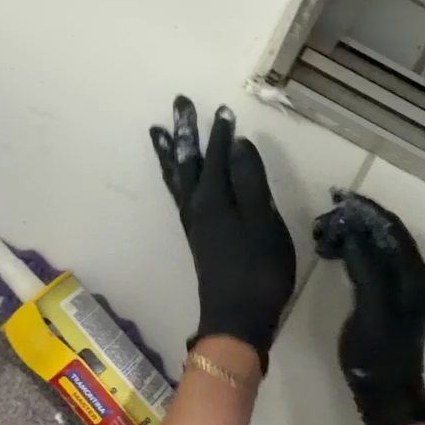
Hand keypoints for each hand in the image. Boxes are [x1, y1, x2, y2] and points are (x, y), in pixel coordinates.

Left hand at [149, 96, 296, 369]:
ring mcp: (194, 222)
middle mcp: (196, 205)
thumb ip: (250, 181)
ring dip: (171, 152)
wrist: (238, 320)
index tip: (224, 108)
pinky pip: (180, 193)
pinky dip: (174, 176)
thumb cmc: (258, 270)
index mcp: (213, 198)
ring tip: (161, 131)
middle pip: (187, 160)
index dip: (221, 133)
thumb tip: (239, 144)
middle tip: (180, 103)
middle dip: (185, 132)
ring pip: (177, 177)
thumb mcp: (263, 223)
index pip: (217, 155)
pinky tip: (180, 176)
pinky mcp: (197, 236)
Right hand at [312, 189, 424, 424]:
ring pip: (374, 245)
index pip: (391, 226)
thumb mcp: (370, 308)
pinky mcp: (386, 296)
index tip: (336, 198)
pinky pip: (369, 260)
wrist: (386, 394)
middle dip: (353, 220)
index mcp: (413, 273)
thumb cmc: (378, 353)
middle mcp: (412, 273)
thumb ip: (365, 268)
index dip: (365, 208)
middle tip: (322, 219)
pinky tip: (330, 253)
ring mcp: (400, 286)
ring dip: (349, 235)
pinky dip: (350, 251)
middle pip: (383, 232)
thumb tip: (354, 232)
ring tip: (321, 235)